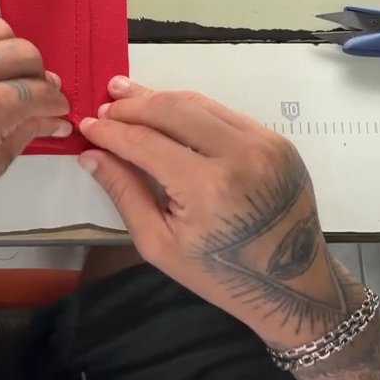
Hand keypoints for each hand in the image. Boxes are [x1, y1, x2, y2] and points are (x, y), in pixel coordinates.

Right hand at [77, 77, 365, 350]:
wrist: (292, 285)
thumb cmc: (219, 274)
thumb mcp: (159, 244)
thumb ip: (124, 192)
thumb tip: (90, 154)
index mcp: (207, 189)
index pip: (145, 142)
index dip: (110, 131)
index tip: (86, 125)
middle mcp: (239, 156)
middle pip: (172, 109)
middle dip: (132, 105)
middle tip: (103, 106)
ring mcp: (264, 143)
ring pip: (198, 102)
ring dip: (158, 98)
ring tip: (125, 95)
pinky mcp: (275, 140)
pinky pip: (222, 112)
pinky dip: (188, 107)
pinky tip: (164, 109)